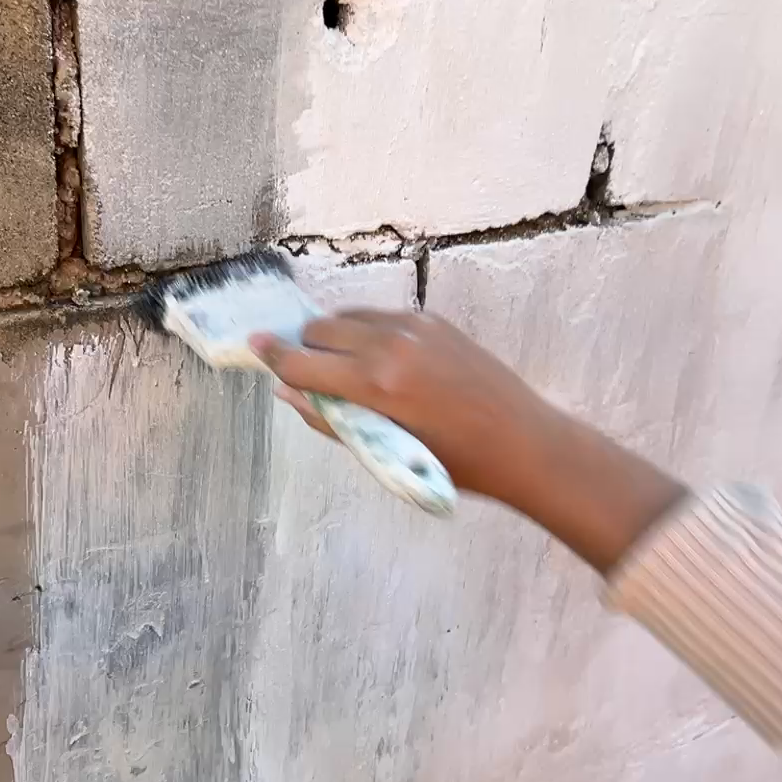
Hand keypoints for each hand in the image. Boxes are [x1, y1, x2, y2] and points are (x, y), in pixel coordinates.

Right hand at [251, 309, 685, 572]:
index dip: (273, 354)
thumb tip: (287, 390)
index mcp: (376, 384)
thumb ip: (327, 417)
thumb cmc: (454, 464)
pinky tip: (384, 361)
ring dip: (335, 337)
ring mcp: (413, 326)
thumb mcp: (383, 451)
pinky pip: (377, 316)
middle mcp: (390, 344)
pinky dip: (365, 333)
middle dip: (307, 348)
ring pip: (346, 316)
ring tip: (351, 368)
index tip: (253, 343)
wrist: (528, 444)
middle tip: (315, 374)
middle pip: (318, 328)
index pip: (304, 361)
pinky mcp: (431, 319)